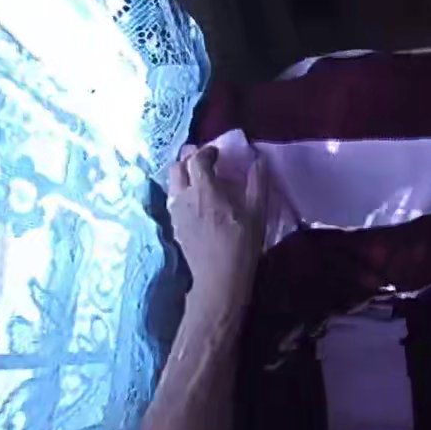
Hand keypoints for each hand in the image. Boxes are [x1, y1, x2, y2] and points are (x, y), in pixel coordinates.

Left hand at [167, 144, 264, 313]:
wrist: (219, 278)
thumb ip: (257, 183)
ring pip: (172, 182)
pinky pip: (173, 198)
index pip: (196, 159)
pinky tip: (197, 200)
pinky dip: (183, 190)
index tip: (219, 152)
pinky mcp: (174, 225)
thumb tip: (258, 159)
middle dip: (190, 158)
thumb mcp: (257, 212)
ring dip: (184, 174)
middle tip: (207, 161)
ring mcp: (175, 212)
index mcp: (204, 191)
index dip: (207, 151)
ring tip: (201, 179)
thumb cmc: (242, 244)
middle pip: (176, 166)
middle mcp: (184, 197)